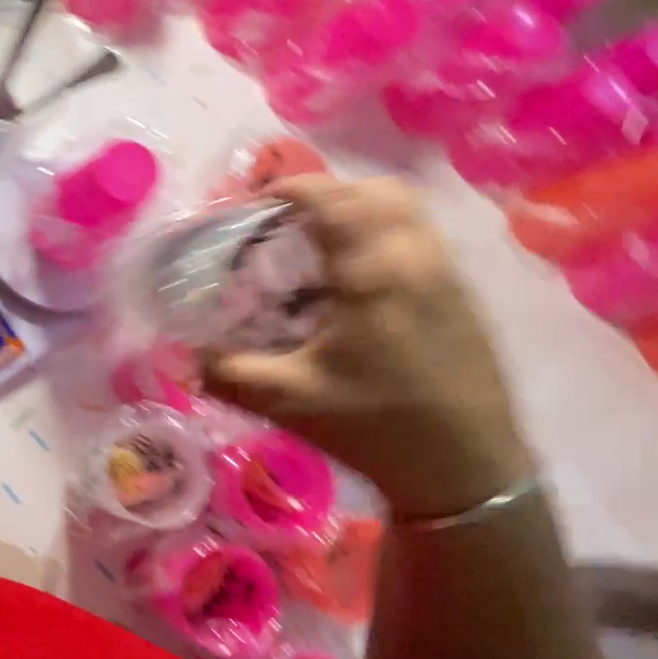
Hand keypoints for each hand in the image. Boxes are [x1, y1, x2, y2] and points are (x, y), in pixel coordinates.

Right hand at [204, 177, 533, 518]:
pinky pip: (418, 239)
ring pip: (405, 211)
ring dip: (357, 212)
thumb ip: (226, 372)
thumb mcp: (285, 401)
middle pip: (375, 191)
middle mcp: (417, 258)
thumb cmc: (374, 426)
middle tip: (284, 222)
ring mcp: (448, 275)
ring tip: (315, 247)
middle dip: (326, 193)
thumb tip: (187, 353)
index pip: (331, 199)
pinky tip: (352, 284)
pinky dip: (380, 236)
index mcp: (373, 273)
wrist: (469, 469)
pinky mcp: (462, 297)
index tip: (253, 202)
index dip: (289, 189)